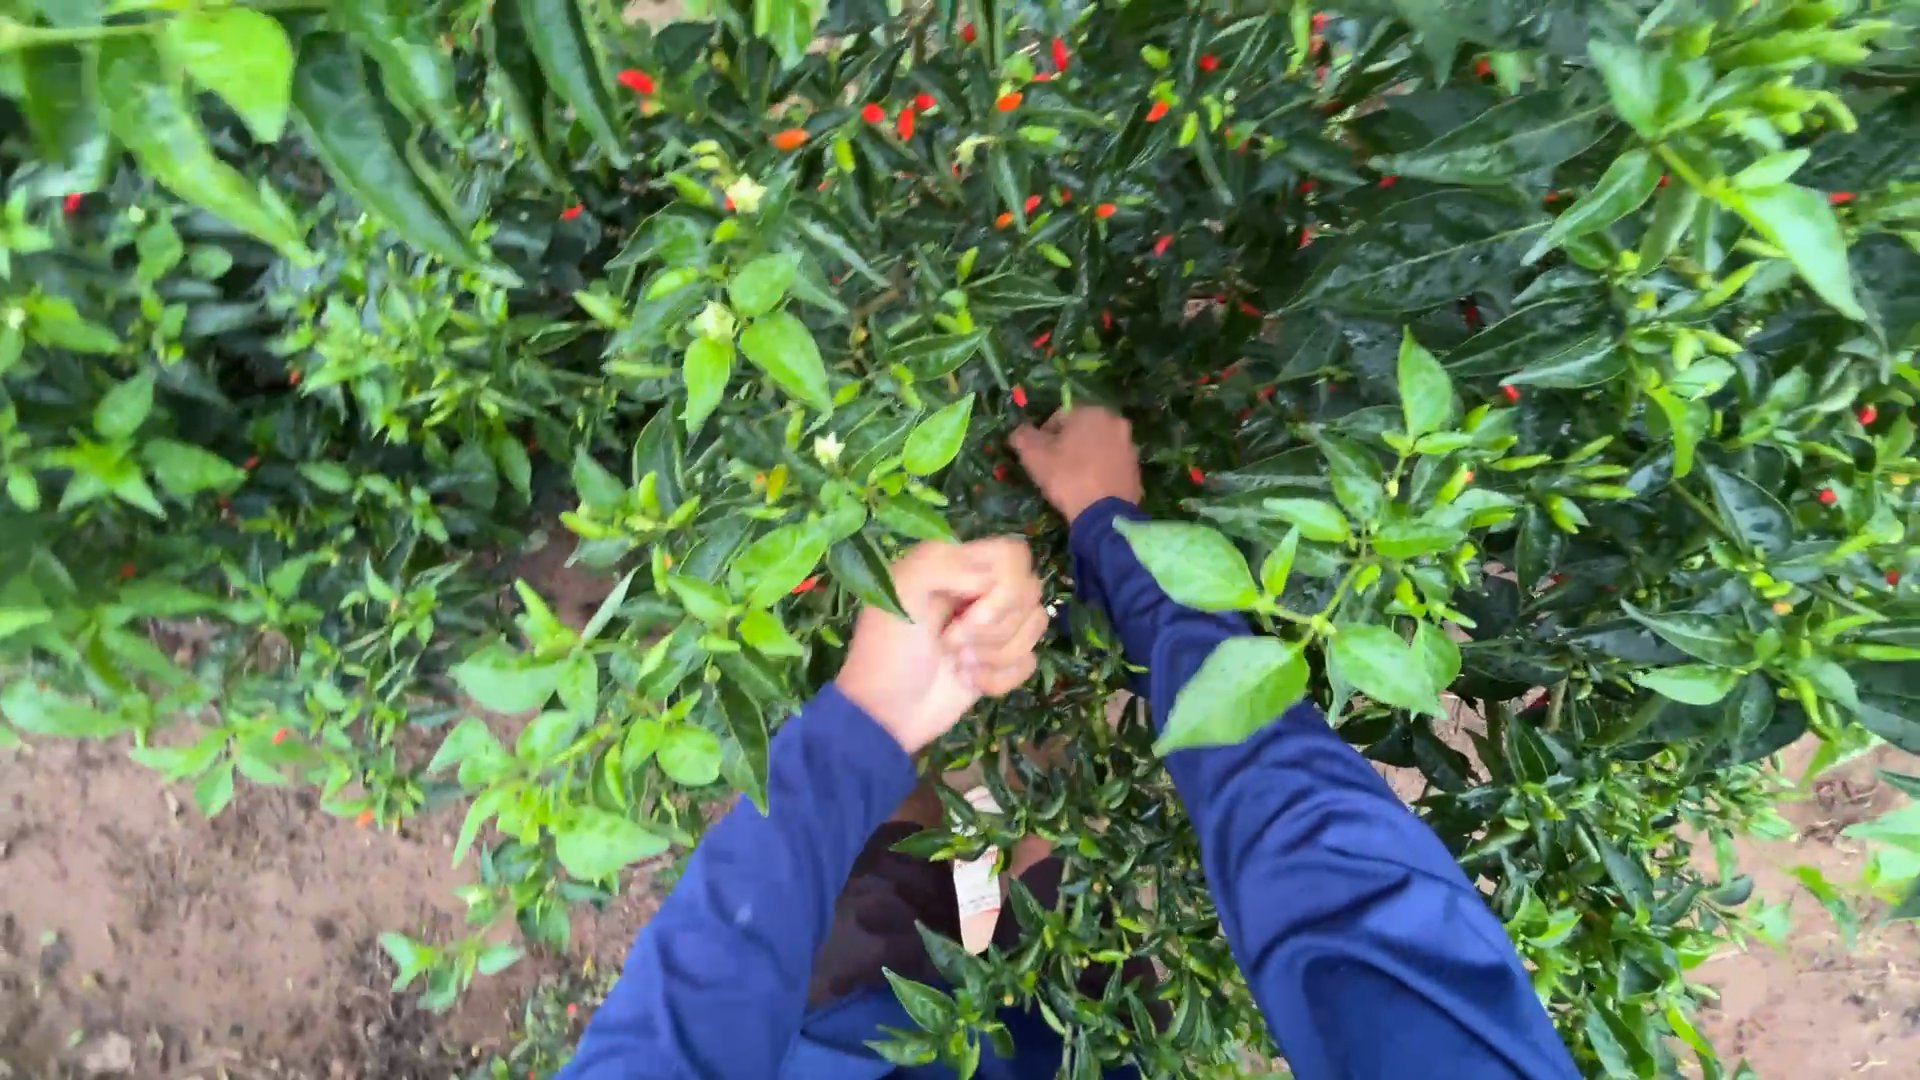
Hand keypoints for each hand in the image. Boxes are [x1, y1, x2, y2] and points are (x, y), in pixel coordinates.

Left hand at [835, 537, 1047, 752]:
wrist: (886, 712)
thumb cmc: (887, 648)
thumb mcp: (900, 590)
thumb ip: (943, 563)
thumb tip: (991, 582)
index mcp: (959, 565)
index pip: (1014, 556)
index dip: (1003, 587)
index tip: (969, 613)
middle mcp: (982, 592)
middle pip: (1030, 591)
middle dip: (994, 627)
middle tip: (951, 643)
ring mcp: (994, 629)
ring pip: (1035, 626)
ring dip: (995, 653)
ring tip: (956, 663)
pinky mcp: (1002, 664)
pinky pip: (1030, 662)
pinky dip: (998, 678)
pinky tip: (967, 681)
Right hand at [1008, 406, 1143, 524]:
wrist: (1104, 514)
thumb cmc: (1066, 476)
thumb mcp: (1033, 455)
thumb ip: (1022, 436)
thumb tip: (1019, 432)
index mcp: (1091, 412)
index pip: (1059, 416)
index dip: (1043, 435)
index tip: (1037, 454)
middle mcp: (1115, 422)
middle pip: (1082, 430)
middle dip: (1067, 443)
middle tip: (1054, 465)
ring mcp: (1129, 445)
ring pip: (1098, 446)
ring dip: (1085, 456)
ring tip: (1072, 478)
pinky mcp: (1136, 468)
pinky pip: (1111, 464)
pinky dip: (1100, 470)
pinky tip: (1089, 487)